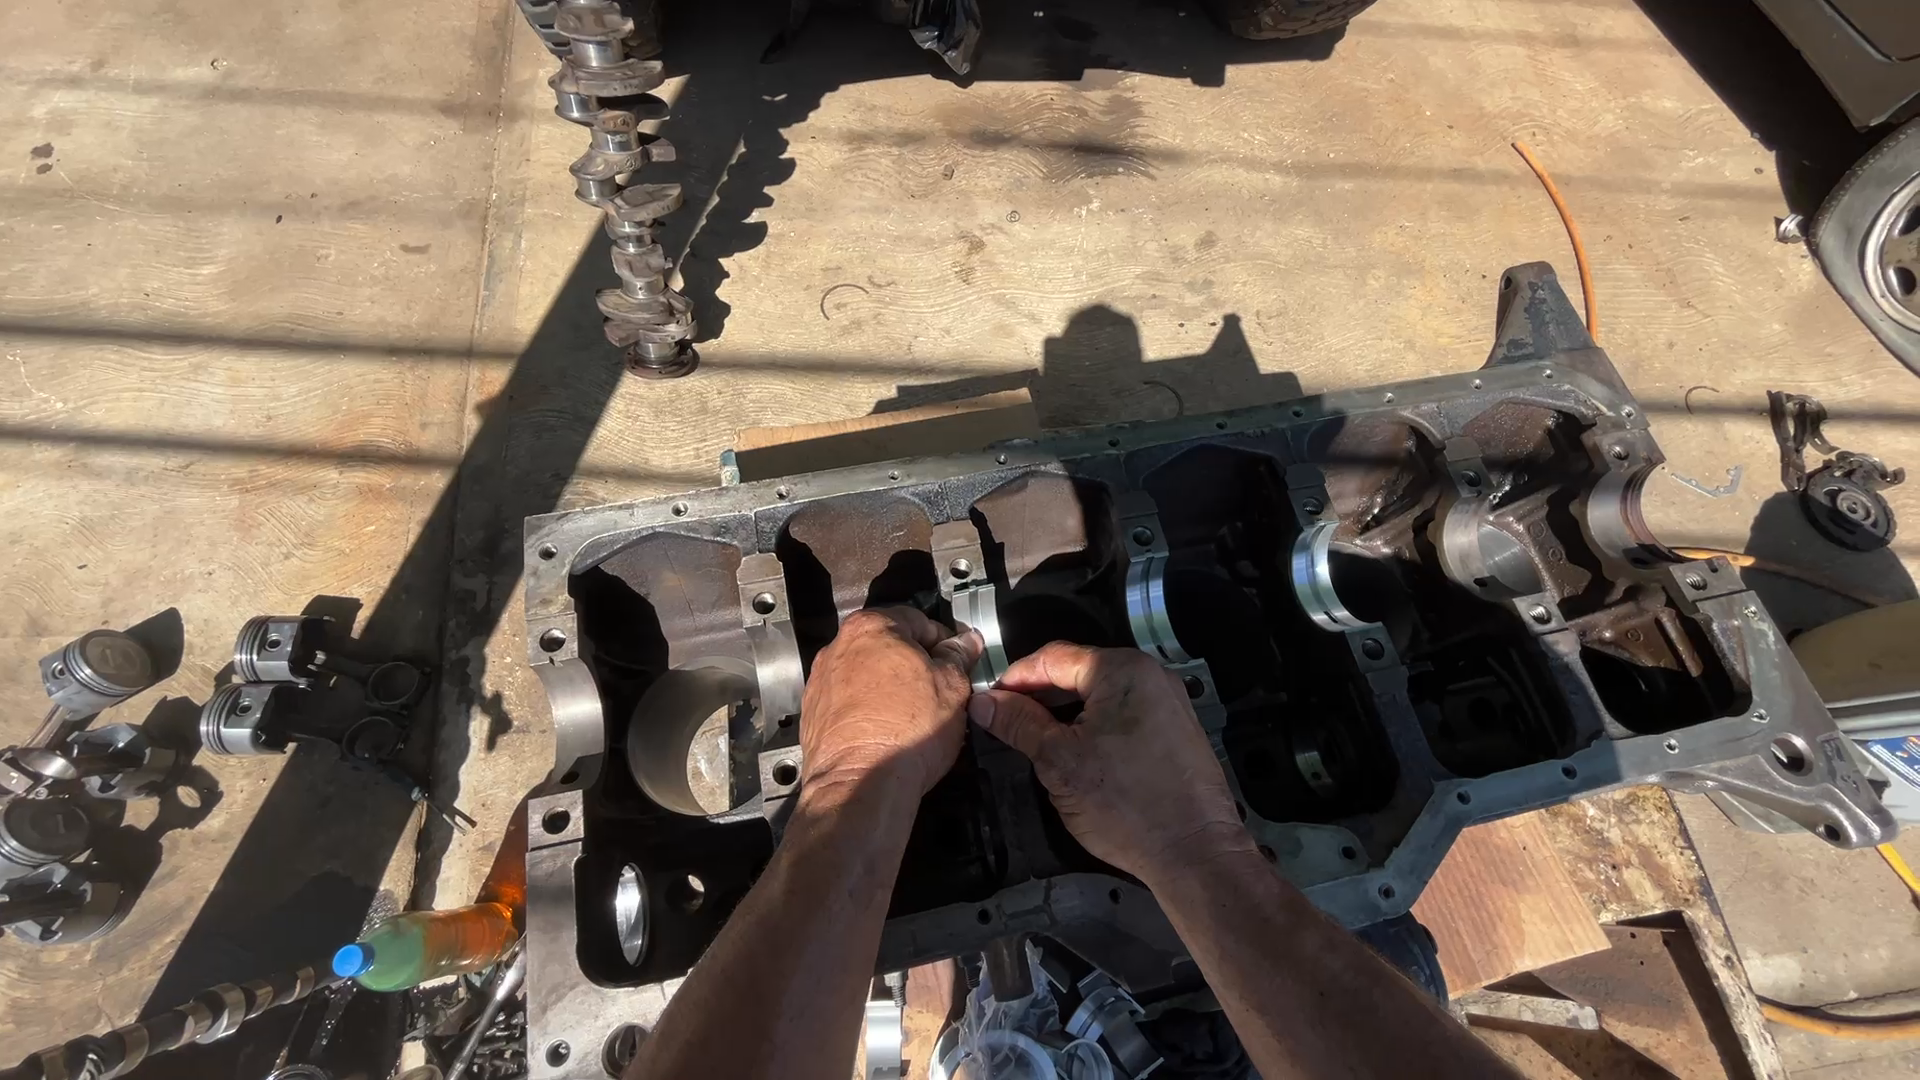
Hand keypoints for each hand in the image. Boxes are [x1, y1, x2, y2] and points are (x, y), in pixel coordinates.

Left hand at [800, 608, 982, 796]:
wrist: (860, 785)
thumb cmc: (906, 731)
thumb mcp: (953, 687)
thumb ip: (959, 656)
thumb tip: (966, 642)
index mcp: (872, 627)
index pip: (919, 619)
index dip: (945, 642)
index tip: (957, 661)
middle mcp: (839, 646)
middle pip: (890, 645)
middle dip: (916, 664)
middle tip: (940, 691)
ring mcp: (822, 680)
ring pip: (868, 673)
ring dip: (890, 687)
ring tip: (914, 716)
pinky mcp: (813, 713)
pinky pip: (849, 700)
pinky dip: (868, 709)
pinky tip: (887, 731)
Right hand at [968, 643, 1251, 885]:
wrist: (1196, 855)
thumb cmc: (1125, 804)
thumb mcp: (1058, 761)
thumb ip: (1018, 724)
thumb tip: (982, 702)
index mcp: (1122, 669)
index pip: (1053, 657)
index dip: (1015, 678)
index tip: (988, 701)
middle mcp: (1149, 675)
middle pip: (1078, 672)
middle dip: (1038, 696)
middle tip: (1005, 721)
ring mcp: (1167, 701)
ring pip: (1099, 695)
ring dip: (1064, 712)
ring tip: (1033, 737)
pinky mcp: (1175, 730)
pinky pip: (1122, 713)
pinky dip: (1092, 725)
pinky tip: (1073, 751)